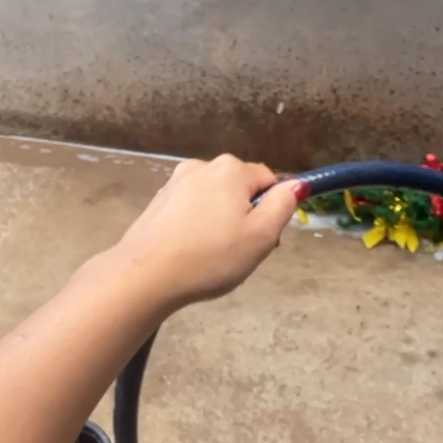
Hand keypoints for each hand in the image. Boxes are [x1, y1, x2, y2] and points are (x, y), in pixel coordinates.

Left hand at [100, 155, 302, 314]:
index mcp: (231, 169)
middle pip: (240, 189)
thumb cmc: (210, 258)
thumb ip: (283, 205)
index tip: (262, 240)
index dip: (271, 211)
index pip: (268, 182)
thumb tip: (296, 185)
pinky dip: (197, 226)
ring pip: (215, 200)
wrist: (145, 276)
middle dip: (245, 216)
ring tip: (211, 256)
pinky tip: (190, 251)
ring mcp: (176, 182)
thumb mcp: (261, 236)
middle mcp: (203, 166)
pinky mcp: (158, 201)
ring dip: (221, 222)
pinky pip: (192, 209)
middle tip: (238, 252)